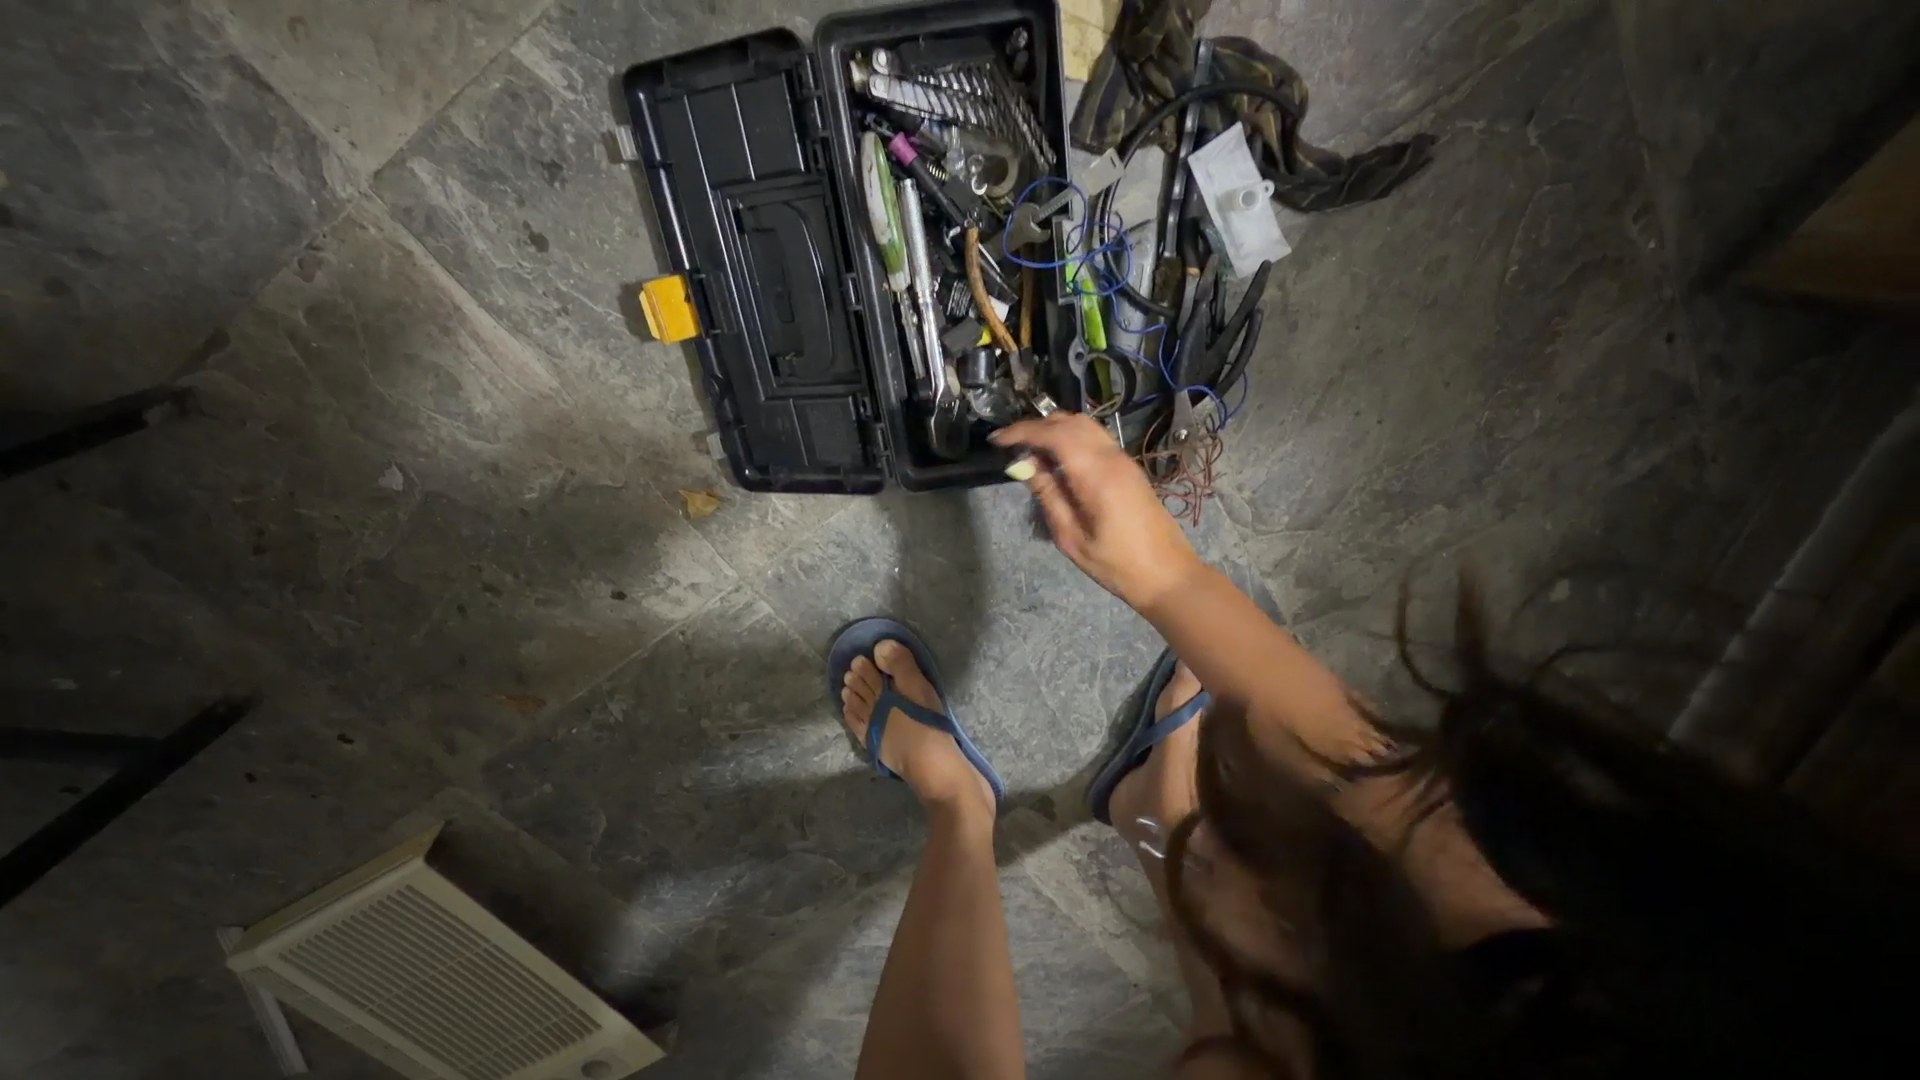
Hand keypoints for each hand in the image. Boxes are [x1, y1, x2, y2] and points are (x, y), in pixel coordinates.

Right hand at [992, 413, 1205, 610]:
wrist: (1168, 575)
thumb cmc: (1116, 565)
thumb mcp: (1071, 538)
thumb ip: (1048, 497)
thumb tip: (1026, 467)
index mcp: (1096, 475)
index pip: (1054, 435)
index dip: (1022, 432)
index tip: (997, 440)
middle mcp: (1112, 458)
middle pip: (1071, 422)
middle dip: (1037, 426)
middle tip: (1011, 444)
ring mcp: (1124, 461)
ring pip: (1086, 426)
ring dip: (1056, 429)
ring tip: (1030, 449)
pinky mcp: (1129, 469)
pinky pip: (1096, 440)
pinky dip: (1072, 438)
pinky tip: (1057, 460)